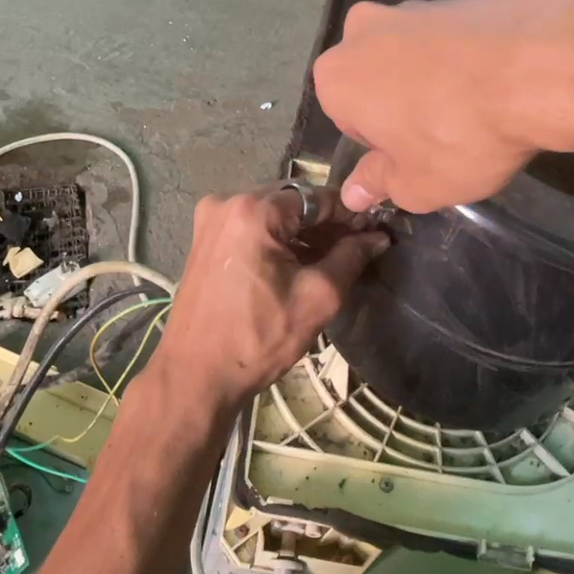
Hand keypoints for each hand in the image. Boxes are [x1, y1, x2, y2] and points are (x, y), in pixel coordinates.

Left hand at [149, 186, 388, 411]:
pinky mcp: (204, 240)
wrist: (196, 376)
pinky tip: (299, 264)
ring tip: (334, 259)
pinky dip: (277, 241)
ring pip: (272, 215)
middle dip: (326, 224)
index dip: (349, 213)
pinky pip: (252, 228)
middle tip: (359, 247)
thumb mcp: (317, 297)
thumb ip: (351, 258)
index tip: (376, 231)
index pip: (316, 197)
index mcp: (253, 209)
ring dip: (303, 234)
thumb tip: (378, 237)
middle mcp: (226, 202)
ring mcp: (210, 220)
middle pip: (292, 202)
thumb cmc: (258, 338)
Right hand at [312, 0, 573, 213]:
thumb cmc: (461, 134)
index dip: (384, 146)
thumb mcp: (418, 184)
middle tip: (447, 137)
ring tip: (482, 111)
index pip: (348, 122)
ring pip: (417, 56)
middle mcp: (364, 30)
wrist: (543, 62)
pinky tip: (504, 82)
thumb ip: (380, 186)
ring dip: (438, 82)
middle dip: (405, 107)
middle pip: (378, 81)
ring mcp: (416, 5)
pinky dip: (472, 59)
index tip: (417, 159)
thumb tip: (354, 193)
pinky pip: (457, 38)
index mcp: (337, 77)